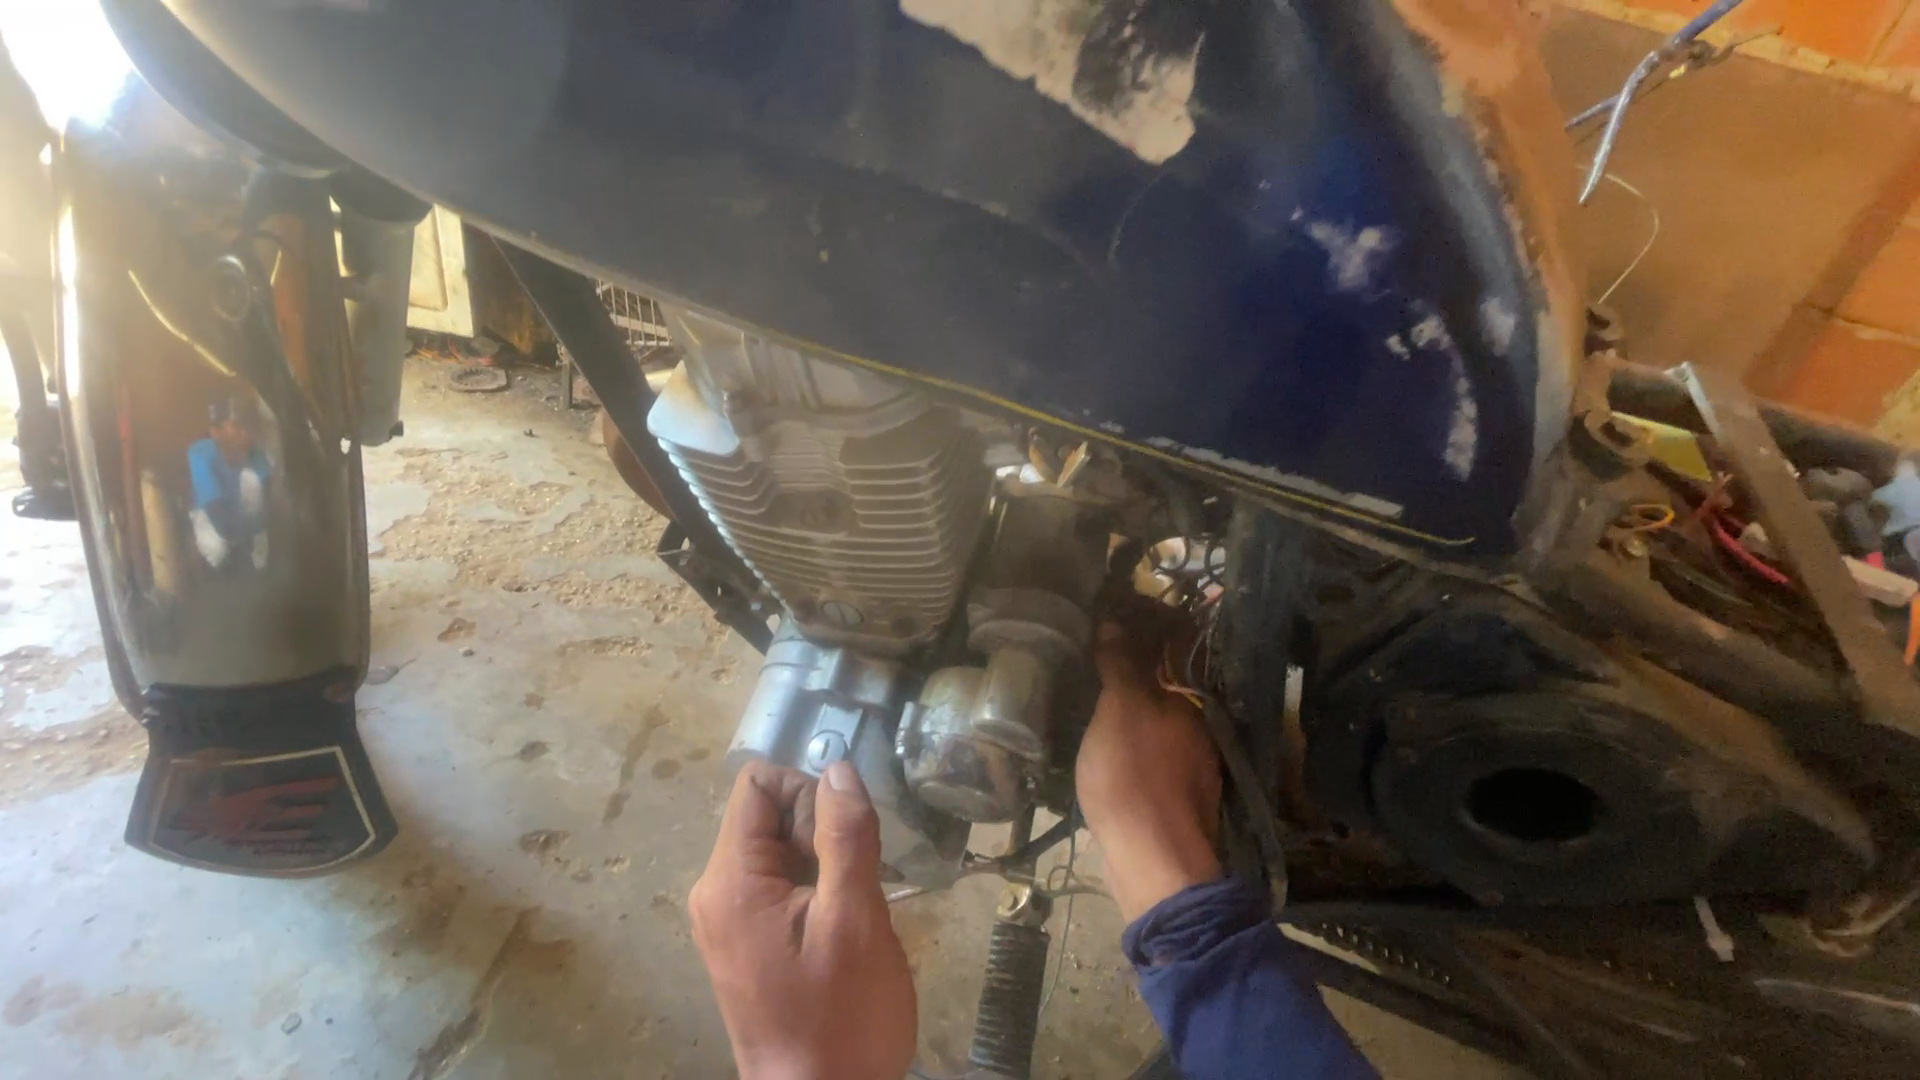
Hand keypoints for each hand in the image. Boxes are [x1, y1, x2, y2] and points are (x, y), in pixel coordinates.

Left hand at [689, 761, 915, 1079]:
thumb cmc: (840, 1015)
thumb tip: (839, 768)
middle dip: (817, 827)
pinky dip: (814, 879)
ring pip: (778, 843)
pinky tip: (838, 917)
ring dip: (822, 855)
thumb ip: (846, 836)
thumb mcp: (853, 919)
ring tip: (848, 901)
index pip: (757, 785)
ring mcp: (728, 915)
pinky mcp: (746, 935)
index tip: (840, 839)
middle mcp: (716, 890)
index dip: (806, 793)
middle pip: (766, 812)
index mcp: (730, 880)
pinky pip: (779, 876)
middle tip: (849, 880)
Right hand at [1077, 620, 1223, 922]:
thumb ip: (1121, 663)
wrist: (1154, 861)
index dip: (1147, 615)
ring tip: (1095, 672)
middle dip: (1138, 648)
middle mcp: (1198, 718)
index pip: (1174, 637)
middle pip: (1168, 670)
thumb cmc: (1135, 775)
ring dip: (1133, 685)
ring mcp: (1188, 752)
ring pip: (1159, 705)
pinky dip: (1132, 720)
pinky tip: (1107, 723)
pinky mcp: (1173, 783)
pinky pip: (1151, 735)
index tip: (1115, 600)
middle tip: (1098, 631)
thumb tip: (1115, 620)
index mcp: (1191, 694)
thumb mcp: (1120, 710)